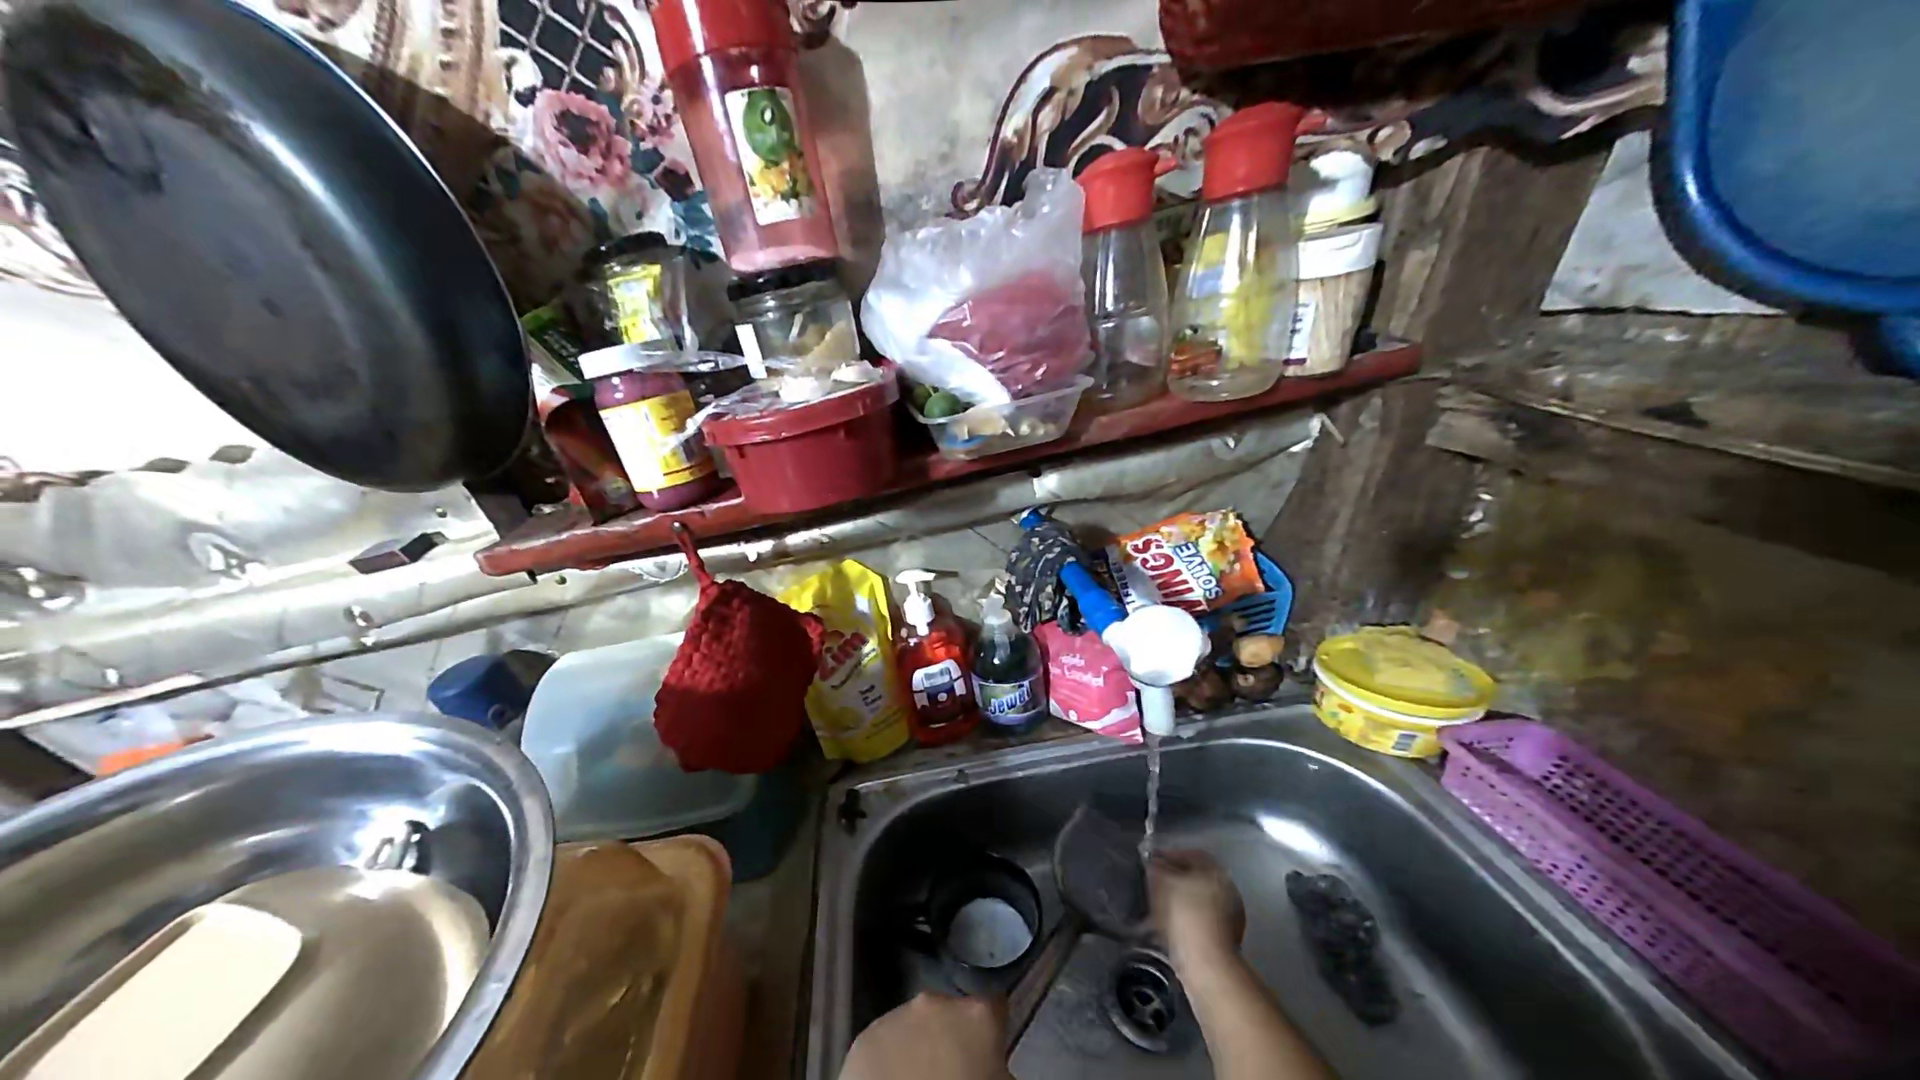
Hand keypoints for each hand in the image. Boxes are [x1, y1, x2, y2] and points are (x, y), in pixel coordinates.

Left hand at [838, 992, 1012, 1079]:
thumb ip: (998, 1063)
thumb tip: (992, 1061)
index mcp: (977, 1015)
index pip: (995, 1006)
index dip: (992, 1029)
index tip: (988, 1048)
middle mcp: (935, 1002)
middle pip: (949, 1013)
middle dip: (949, 1035)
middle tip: (950, 1070)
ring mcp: (896, 1015)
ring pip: (914, 1024)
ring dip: (919, 1043)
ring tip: (918, 1077)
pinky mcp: (864, 1037)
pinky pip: (884, 1042)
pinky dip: (889, 1058)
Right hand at [1149, 850, 1245, 970]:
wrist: (1207, 966)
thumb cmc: (1185, 917)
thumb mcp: (1163, 884)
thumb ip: (1156, 868)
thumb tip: (1153, 863)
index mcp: (1216, 873)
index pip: (1192, 854)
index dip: (1170, 855)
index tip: (1152, 861)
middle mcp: (1227, 891)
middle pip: (1196, 878)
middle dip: (1173, 880)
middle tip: (1152, 884)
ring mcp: (1228, 917)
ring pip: (1196, 901)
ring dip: (1176, 902)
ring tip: (1155, 909)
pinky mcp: (1223, 940)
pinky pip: (1198, 921)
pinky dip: (1183, 921)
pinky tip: (1166, 928)